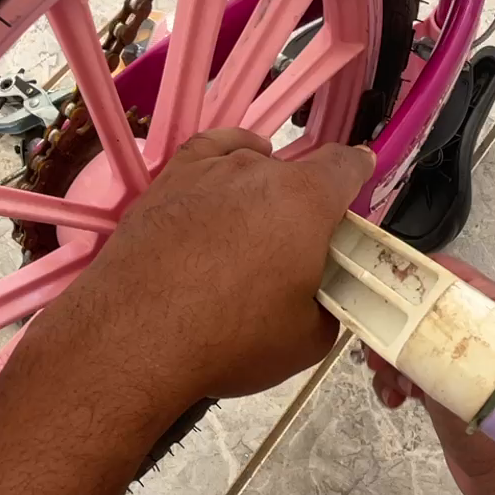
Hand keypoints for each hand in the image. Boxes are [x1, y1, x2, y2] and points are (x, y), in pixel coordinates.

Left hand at [65, 127, 372, 400]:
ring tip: (257, 229)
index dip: (360, 173)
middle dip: (308, 203)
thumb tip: (320, 299)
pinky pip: (208, 153)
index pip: (347, 165)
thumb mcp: (307, 340)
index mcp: (306, 202)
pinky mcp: (166, 182)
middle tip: (300, 250)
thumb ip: (328, 306)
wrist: (134, 339)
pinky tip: (226, 176)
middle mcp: (258, 172)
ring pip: (253, 163)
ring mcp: (207, 171)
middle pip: (299, 172)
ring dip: (265, 190)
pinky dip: (225, 160)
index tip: (360, 184)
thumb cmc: (231, 339)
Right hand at [366, 254, 494, 494]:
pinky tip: (393, 401)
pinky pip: (411, 371)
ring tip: (386, 383)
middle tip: (374, 349)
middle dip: (394, 325)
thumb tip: (394, 332)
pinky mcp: (446, 389)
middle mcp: (480, 335)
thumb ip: (432, 354)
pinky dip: (396, 381)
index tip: (386, 282)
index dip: (423, 274)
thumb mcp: (464, 383)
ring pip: (413, 341)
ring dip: (390, 358)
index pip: (459, 279)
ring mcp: (461, 362)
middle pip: (426, 310)